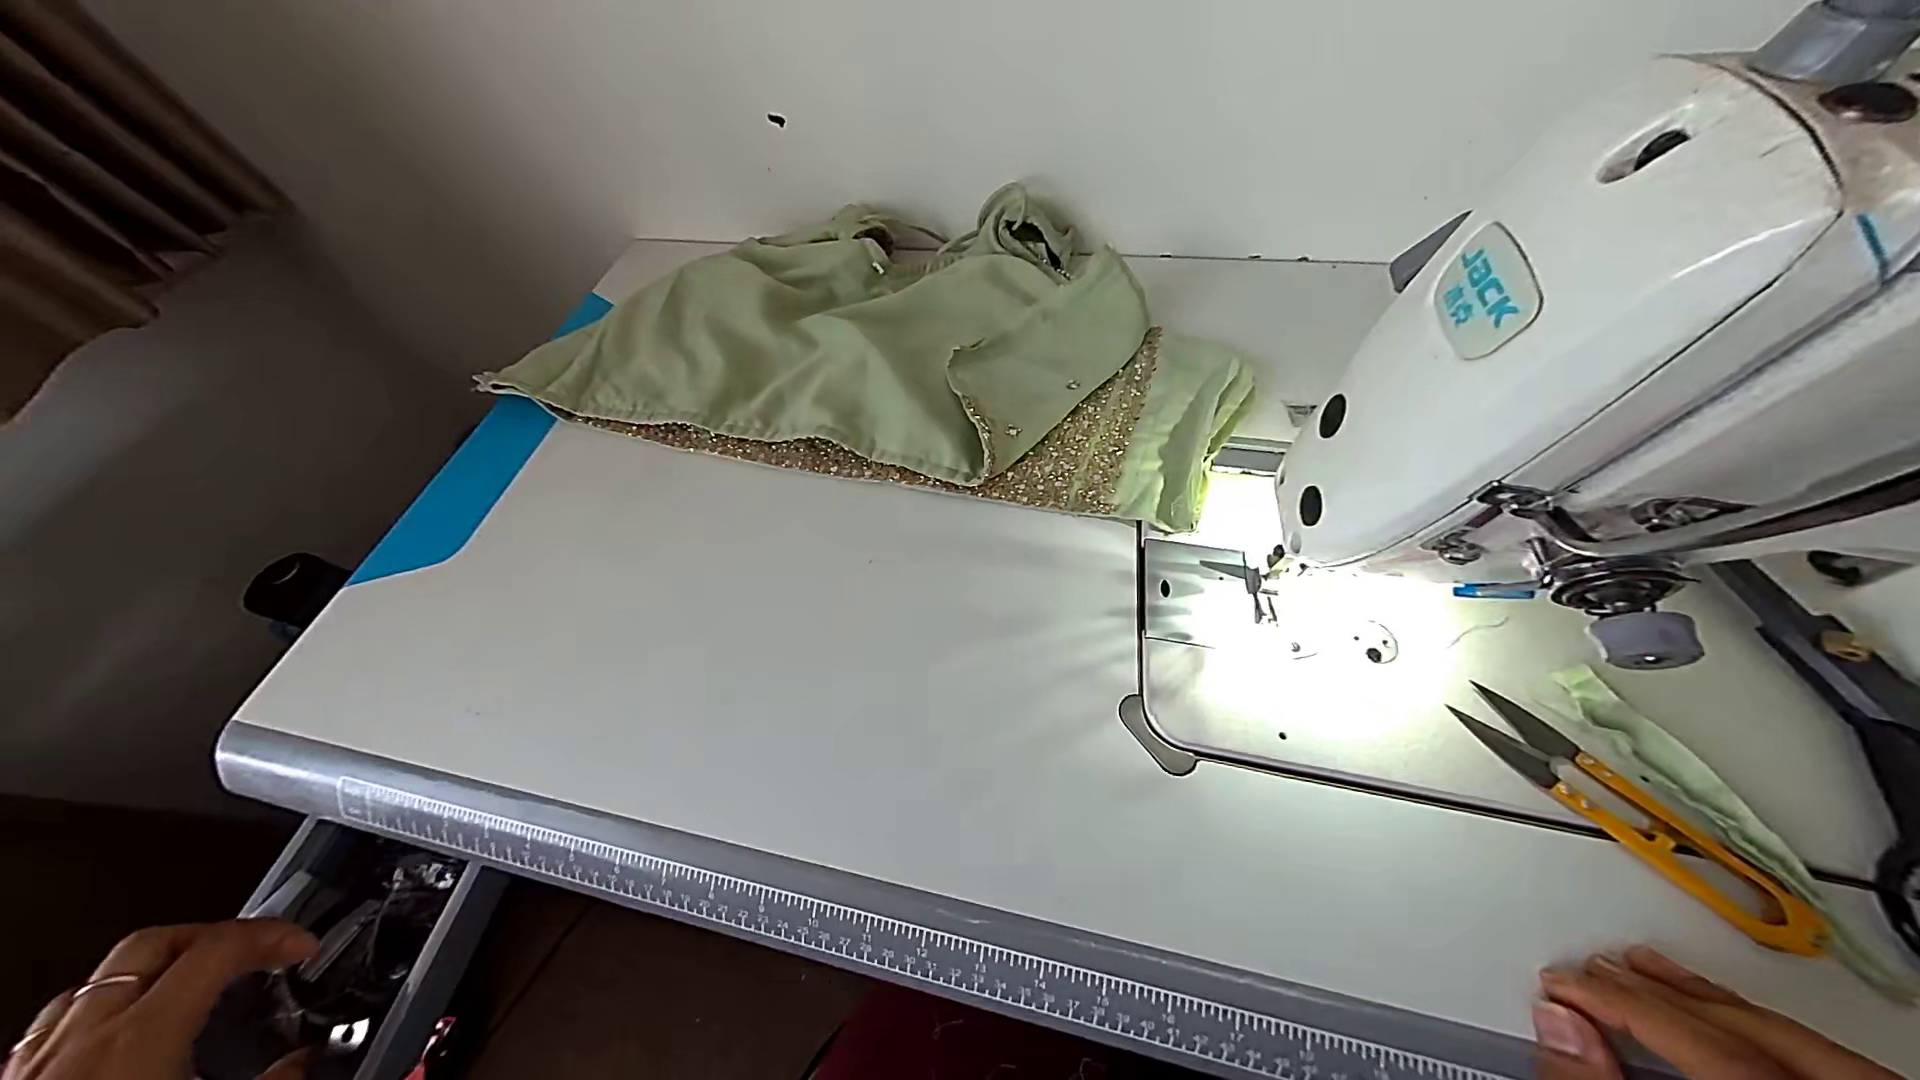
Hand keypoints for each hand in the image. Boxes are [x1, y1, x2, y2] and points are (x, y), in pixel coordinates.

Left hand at [5, 920, 318, 1079]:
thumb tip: (304, 1061)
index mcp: (139, 1039)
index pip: (220, 947)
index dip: (276, 934)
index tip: (304, 949)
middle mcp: (80, 1044)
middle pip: (152, 944)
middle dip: (215, 934)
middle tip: (253, 951)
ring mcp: (32, 1072)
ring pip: (92, 984)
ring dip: (154, 971)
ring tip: (192, 987)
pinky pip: (47, 1033)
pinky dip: (97, 1015)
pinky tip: (121, 1039)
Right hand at [1533, 945, 1901, 1078]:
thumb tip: (1557, 1021)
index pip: (1699, 1038)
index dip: (1616, 1000)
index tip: (1562, 982)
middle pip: (1747, 1030)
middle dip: (1651, 990)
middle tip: (1586, 966)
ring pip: (1789, 1034)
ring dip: (1697, 994)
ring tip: (1636, 965)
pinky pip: (1819, 1053)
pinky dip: (1749, 1018)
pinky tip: (1707, 999)